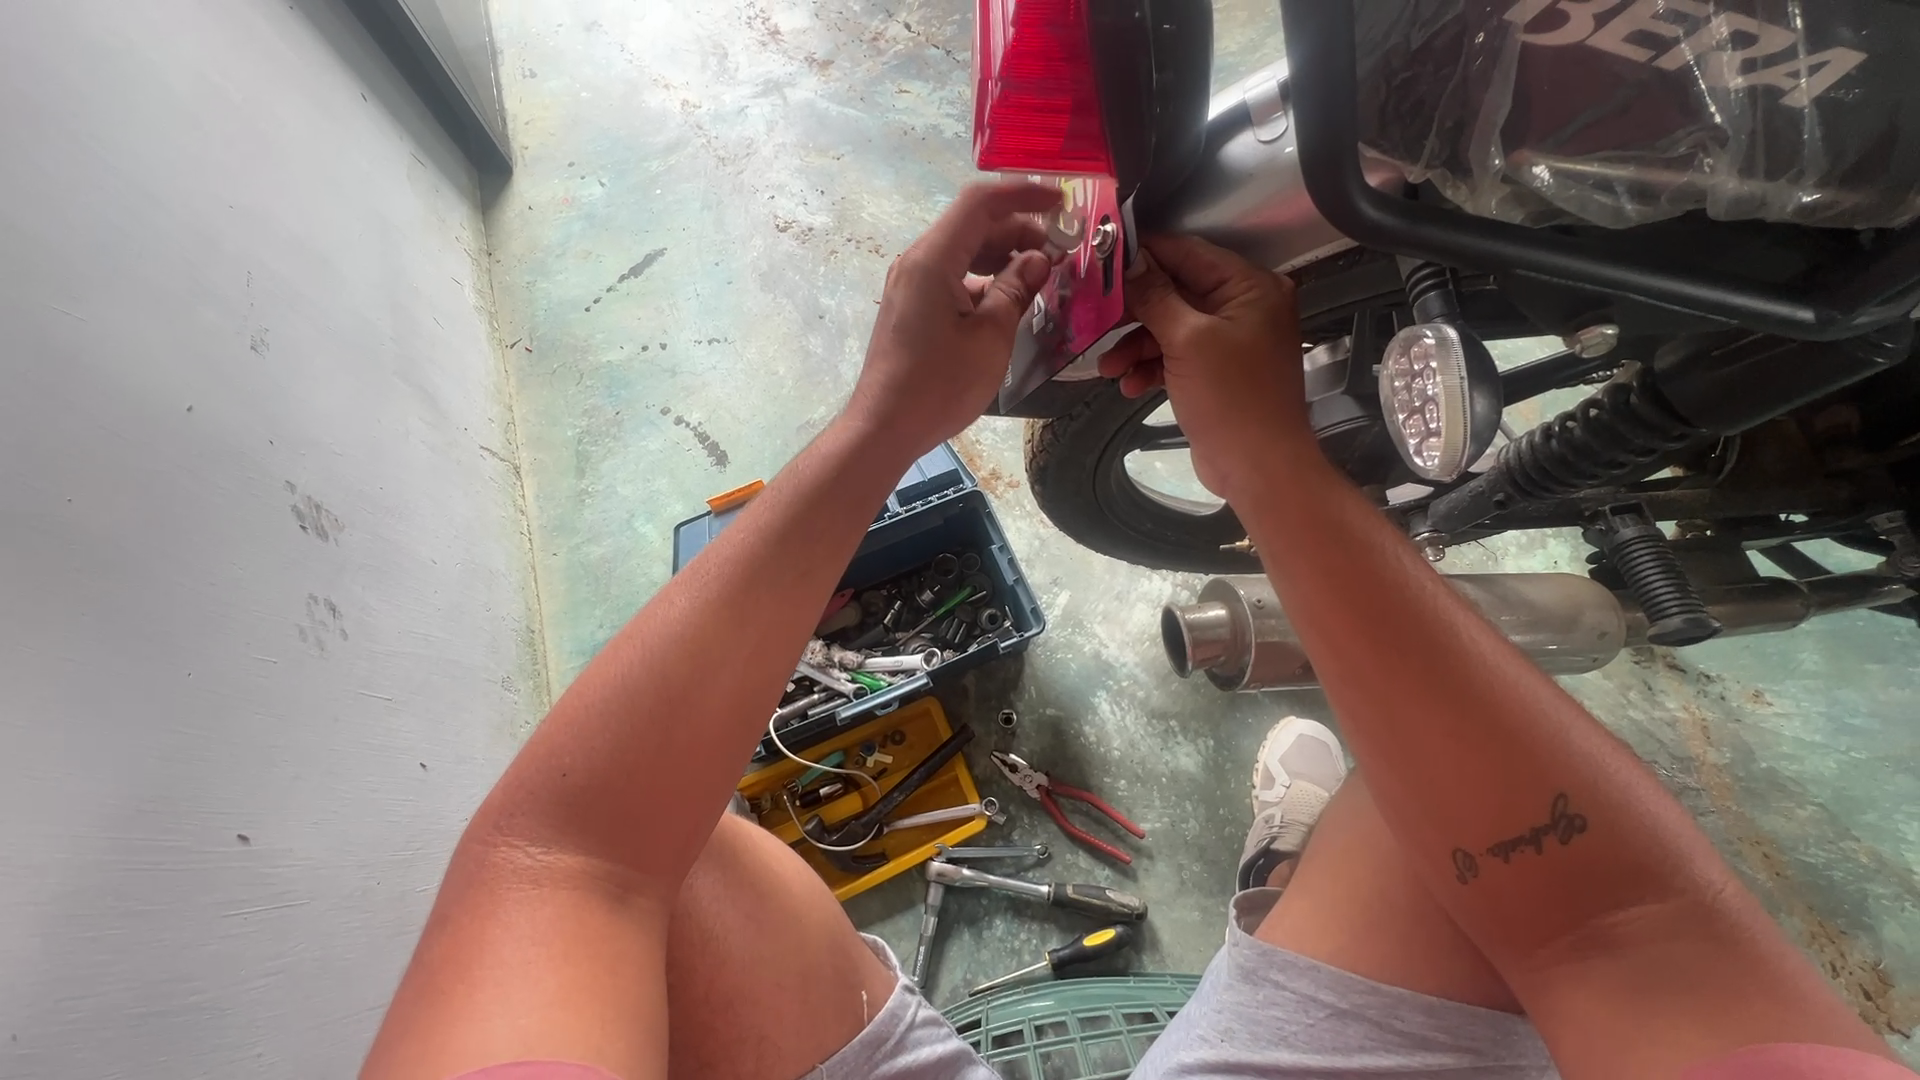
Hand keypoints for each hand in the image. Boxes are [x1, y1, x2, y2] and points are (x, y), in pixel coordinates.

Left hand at [844, 181, 1061, 455]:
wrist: (885, 427)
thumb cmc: (939, 385)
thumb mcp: (991, 338)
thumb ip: (1016, 290)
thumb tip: (1038, 260)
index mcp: (933, 258)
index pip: (980, 203)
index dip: (1023, 194)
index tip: (1061, 201)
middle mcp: (917, 262)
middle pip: (971, 226)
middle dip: (1017, 230)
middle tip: (1059, 250)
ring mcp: (910, 286)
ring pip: (961, 253)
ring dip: (1001, 256)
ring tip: (1039, 276)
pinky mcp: (911, 308)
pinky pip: (951, 278)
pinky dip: (982, 280)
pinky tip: (1007, 302)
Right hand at [1098, 234, 1314, 499]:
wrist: (1258, 467)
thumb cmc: (1232, 398)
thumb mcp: (1188, 340)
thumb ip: (1156, 297)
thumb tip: (1130, 261)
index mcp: (1249, 287)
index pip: (1188, 253)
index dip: (1144, 256)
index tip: (1101, 260)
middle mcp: (1243, 307)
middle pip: (1175, 293)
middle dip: (1134, 314)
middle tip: (1096, 321)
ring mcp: (1229, 341)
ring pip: (1170, 329)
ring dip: (1136, 347)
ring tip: (1110, 369)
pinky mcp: (1215, 372)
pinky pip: (1176, 357)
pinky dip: (1151, 368)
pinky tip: (1131, 386)